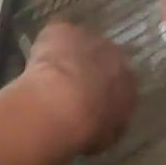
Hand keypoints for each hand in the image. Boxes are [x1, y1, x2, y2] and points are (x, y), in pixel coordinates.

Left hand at [20, 20, 136, 154]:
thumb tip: (104, 118)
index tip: (94, 97)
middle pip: (104, 55)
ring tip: (53, 70)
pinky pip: (57, 32)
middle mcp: (114, 54)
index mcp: (128, 81)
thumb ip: (110, 121)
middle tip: (74, 83)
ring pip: (81, 41)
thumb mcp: (108, 134)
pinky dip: (49, 42)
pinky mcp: (61, 30)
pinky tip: (37, 58)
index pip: (123, 80)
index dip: (107, 87)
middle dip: (92, 65)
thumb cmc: (90, 127)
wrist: (63, 104)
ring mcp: (87, 37)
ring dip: (71, 52)